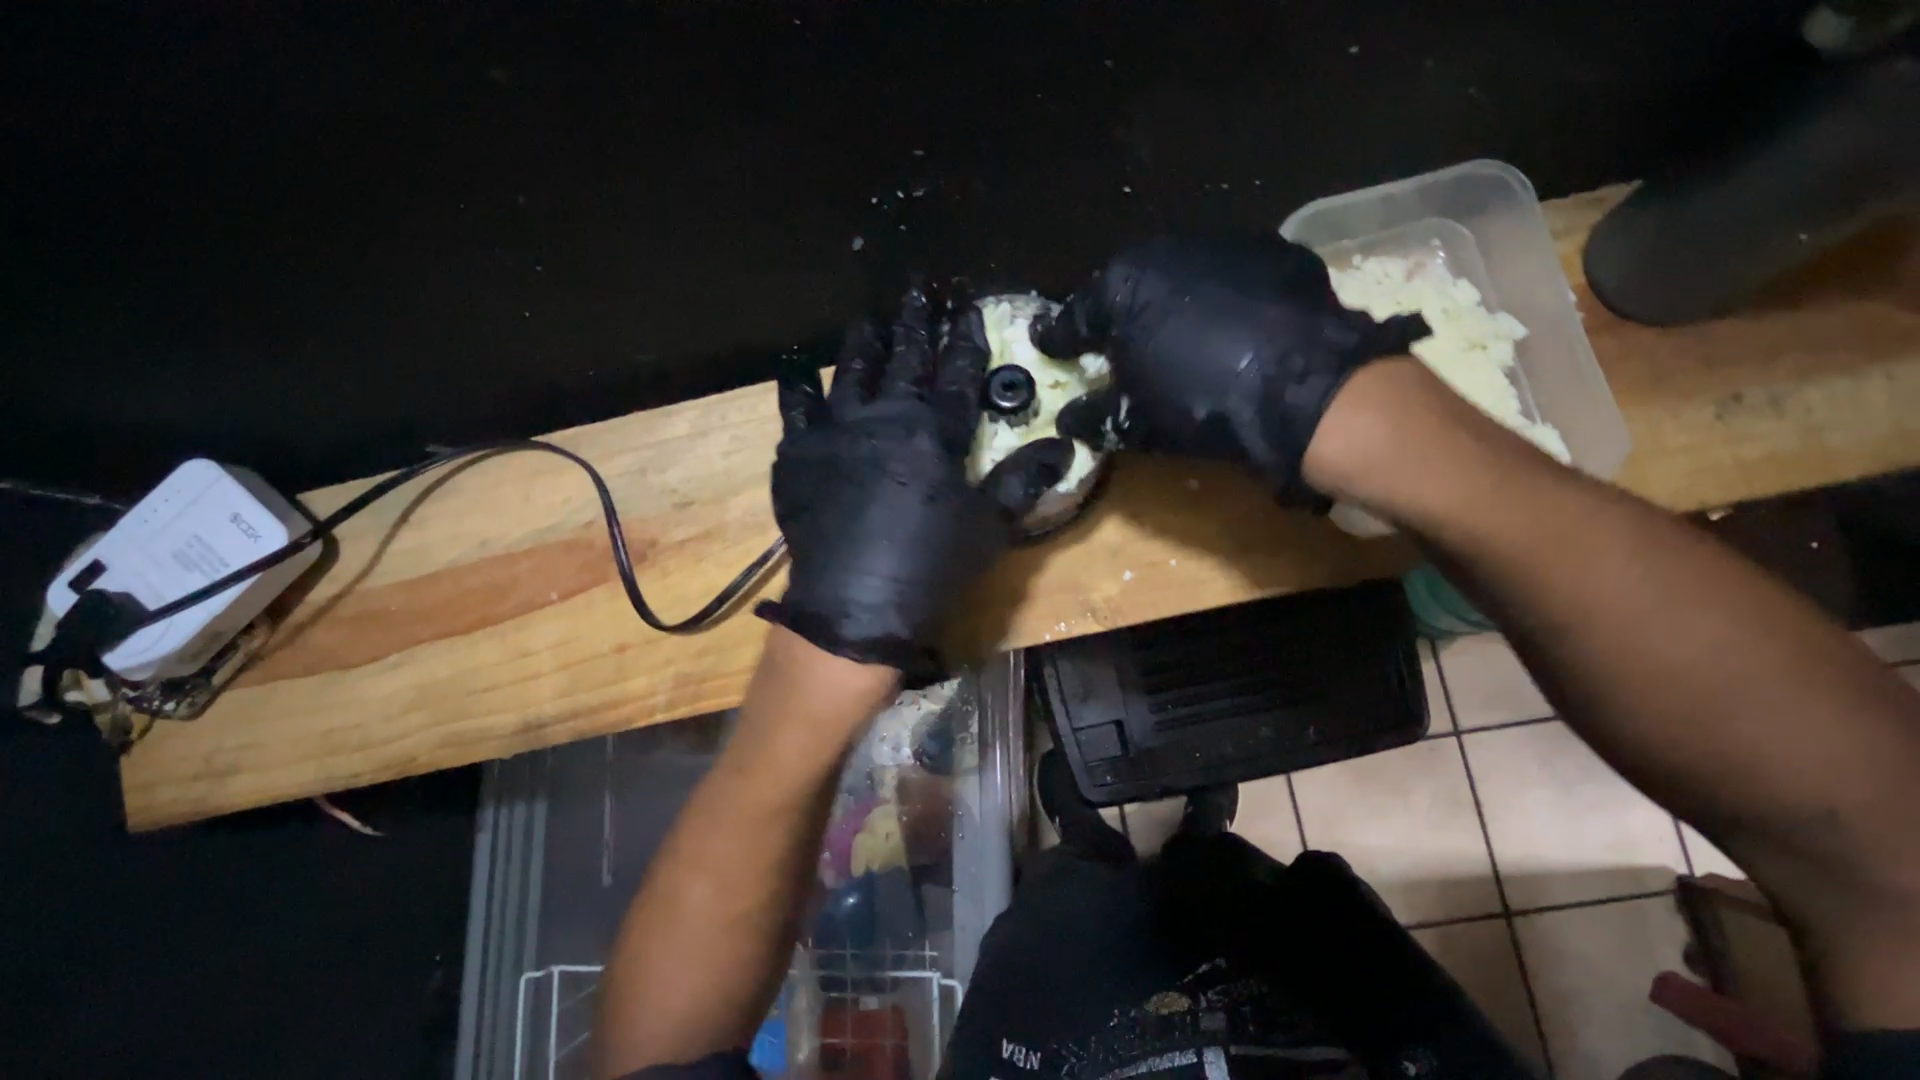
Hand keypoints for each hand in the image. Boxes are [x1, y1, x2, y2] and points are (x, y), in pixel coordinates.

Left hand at [757, 284, 1073, 681]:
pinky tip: (796, 369)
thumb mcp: (990, 525)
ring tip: (867, 321)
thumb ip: (1023, 479)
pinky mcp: (798, 454)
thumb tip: (1065, 445)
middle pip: (904, 360)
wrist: (857, 603)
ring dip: (862, 344)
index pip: (957, 371)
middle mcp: (885, 415)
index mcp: (935, 431)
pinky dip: (796, 386)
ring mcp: (836, 431)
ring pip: (850, 372)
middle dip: (914, 324)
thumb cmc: (932, 566)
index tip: (966, 308)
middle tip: (916, 292)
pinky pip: (795, 408)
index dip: (965, 338)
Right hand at [1031, 235, 1429, 502]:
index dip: (1061, 337)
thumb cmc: (1204, 402)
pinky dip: (1223, 303)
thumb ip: (1099, 413)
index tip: (1051, 346)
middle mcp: (1167, 251)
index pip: (1077, 317)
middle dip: (1120, 318)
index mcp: (1122, 286)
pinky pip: (1232, 280)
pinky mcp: (1277, 253)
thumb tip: (1071, 418)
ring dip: (1174, 305)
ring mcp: (1226, 245)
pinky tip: (1234, 331)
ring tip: (1180, 339)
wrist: (1308, 386)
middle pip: (1130, 290)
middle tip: (1118, 349)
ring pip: (1183, 278)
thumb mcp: (1141, 421)